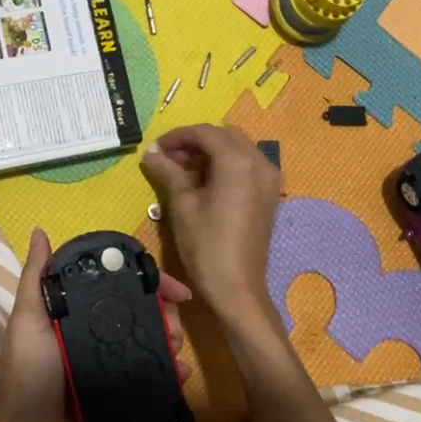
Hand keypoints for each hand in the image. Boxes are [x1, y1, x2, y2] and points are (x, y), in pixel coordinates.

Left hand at [0, 229, 191, 421]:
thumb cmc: (28, 378)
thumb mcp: (27, 322)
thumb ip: (37, 279)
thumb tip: (39, 230)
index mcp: (70, 314)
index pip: (114, 286)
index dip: (145, 282)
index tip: (175, 289)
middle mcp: (89, 336)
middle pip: (137, 313)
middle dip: (162, 315)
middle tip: (174, 328)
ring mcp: (105, 368)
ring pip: (147, 343)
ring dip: (169, 342)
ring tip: (177, 352)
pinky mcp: (118, 397)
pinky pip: (150, 378)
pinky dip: (168, 373)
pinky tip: (181, 376)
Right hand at [139, 125, 282, 330]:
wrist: (237, 288)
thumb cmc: (206, 246)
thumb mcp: (182, 205)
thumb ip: (168, 172)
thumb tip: (151, 154)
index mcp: (238, 162)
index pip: (205, 133)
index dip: (178, 136)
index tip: (156, 148)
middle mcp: (260, 163)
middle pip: (224, 136)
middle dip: (195, 142)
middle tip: (168, 159)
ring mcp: (269, 179)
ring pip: (237, 149)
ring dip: (210, 152)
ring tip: (183, 171)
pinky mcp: (270, 195)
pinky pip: (247, 166)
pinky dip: (225, 165)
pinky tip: (204, 182)